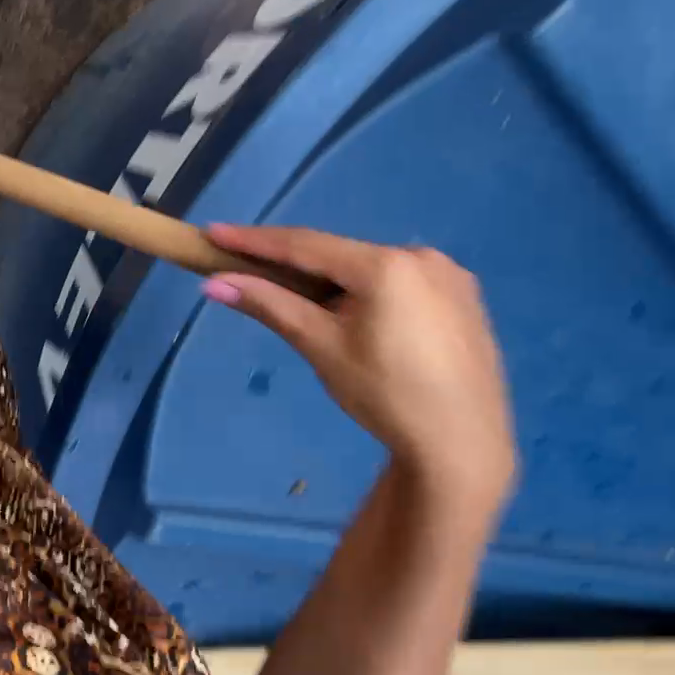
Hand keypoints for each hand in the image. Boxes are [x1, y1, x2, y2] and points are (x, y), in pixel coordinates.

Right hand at [203, 224, 515, 503]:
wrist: (462, 441)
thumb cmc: (384, 393)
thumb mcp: (319, 345)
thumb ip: (269, 305)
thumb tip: (213, 282)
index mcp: (387, 266)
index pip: (304, 245)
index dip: (253, 240)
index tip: (212, 232)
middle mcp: (422, 257)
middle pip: (336, 253)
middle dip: (287, 260)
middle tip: (240, 265)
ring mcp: (448, 275)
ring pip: (364, 267)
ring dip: (322, 276)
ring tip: (285, 293)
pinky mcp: (459, 297)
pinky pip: (392, 281)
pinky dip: (356, 288)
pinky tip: (339, 310)